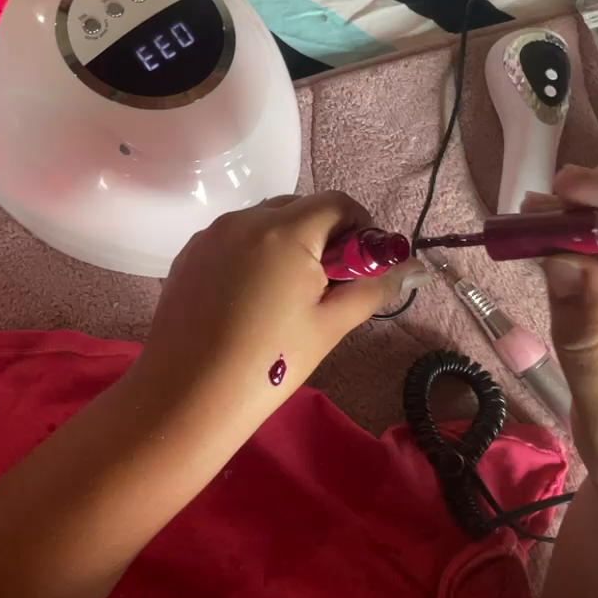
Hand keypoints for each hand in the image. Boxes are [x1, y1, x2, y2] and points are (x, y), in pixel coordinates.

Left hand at [133, 193, 411, 419]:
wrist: (188, 394)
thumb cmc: (269, 362)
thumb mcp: (330, 325)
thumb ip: (372, 288)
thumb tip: (410, 269)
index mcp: (284, 230)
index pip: (336, 203)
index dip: (360, 227)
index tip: (362, 264)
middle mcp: (244, 219)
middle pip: (297, 206)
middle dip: (321, 234)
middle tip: (327, 283)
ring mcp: (210, 234)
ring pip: (261, 221)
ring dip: (284, 242)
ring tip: (285, 294)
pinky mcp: (187, 253)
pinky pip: (231, 239)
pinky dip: (250, 254)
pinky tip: (247, 299)